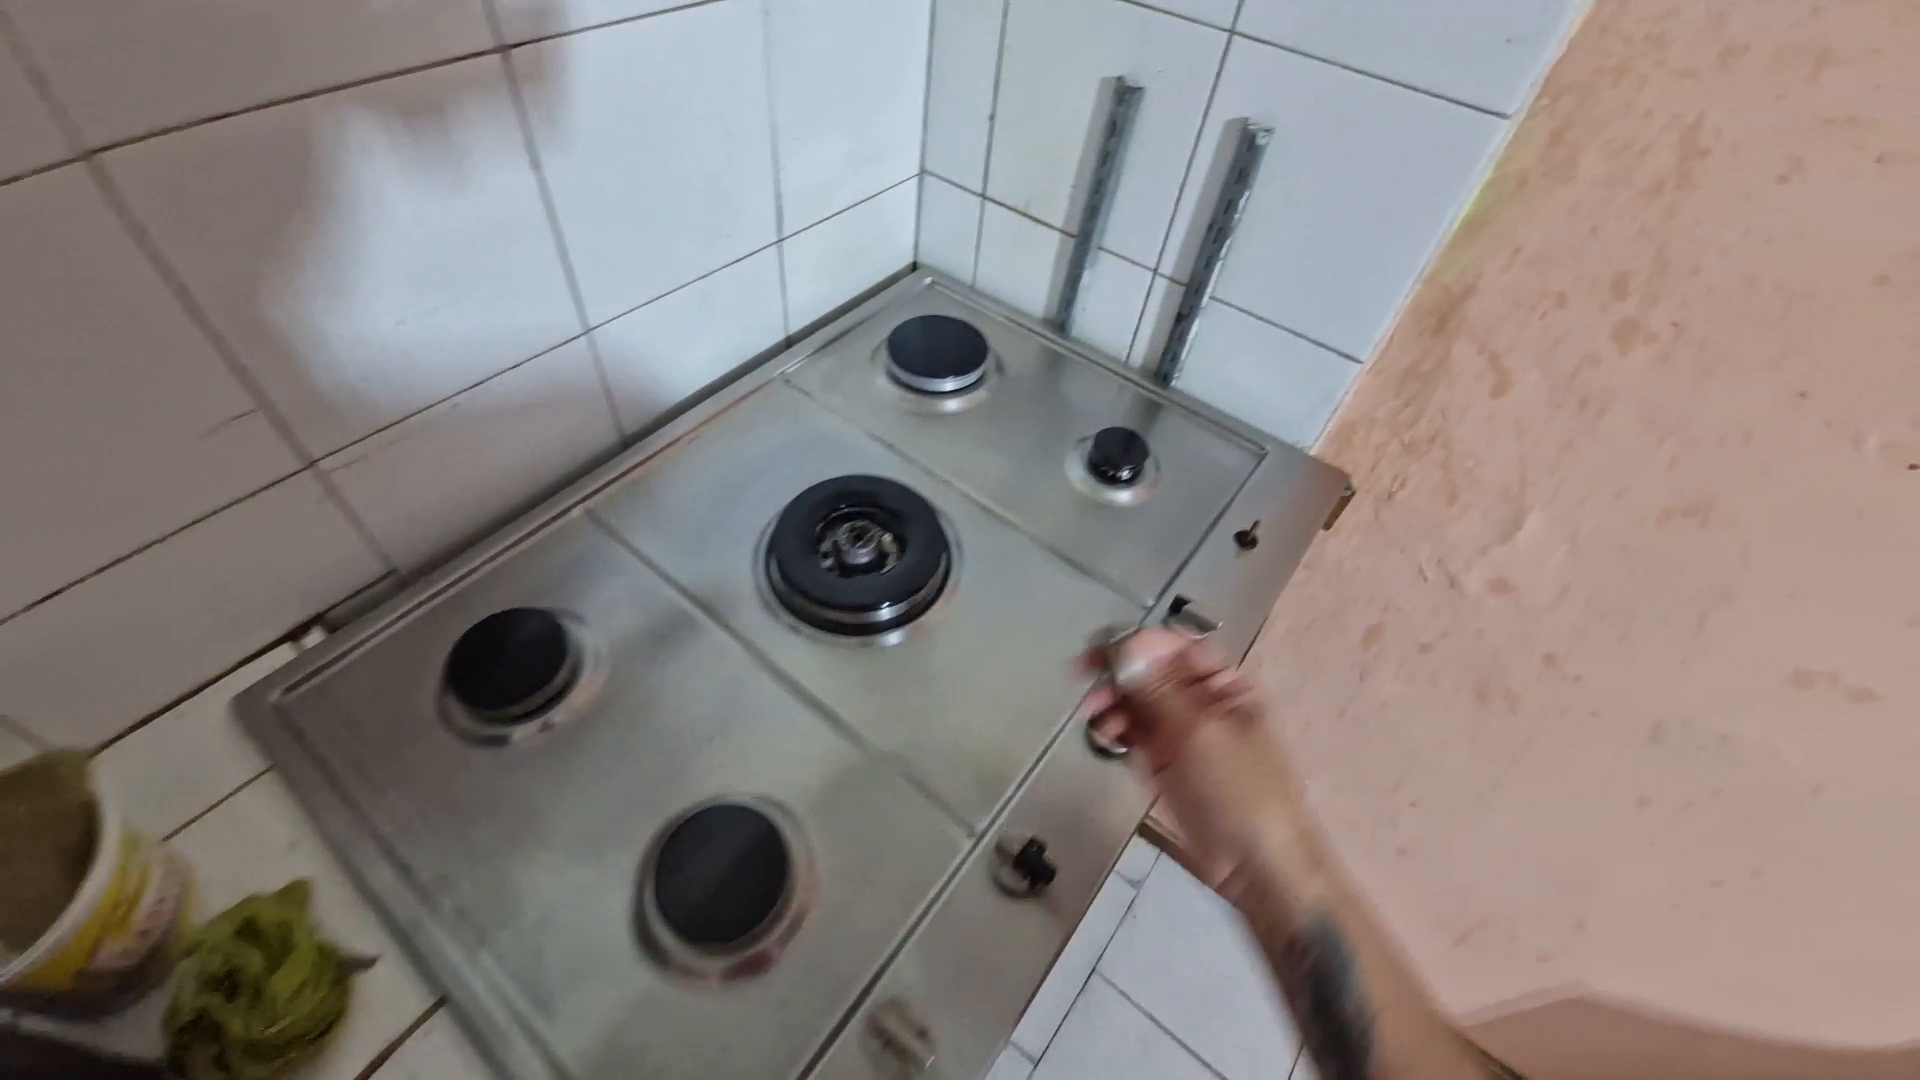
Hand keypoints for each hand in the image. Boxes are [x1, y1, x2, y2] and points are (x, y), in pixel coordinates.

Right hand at [1079, 628, 1311, 902]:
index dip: (1139, 642)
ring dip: (1112, 700)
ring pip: (1136, 701)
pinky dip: (1115, 727)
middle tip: (1083, 673)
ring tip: (1093, 712)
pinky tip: (1104, 733)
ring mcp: (1181, 733)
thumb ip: (1159, 688)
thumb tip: (1126, 645)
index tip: (1103, 648)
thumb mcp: (1201, 732)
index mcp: (1224, 685)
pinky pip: (1133, 732)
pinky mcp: (1164, 762)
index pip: (1176, 647)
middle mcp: (1201, 702)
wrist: (1258, 866)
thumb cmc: (1242, 792)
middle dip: (1117, 671)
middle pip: (1150, 671)